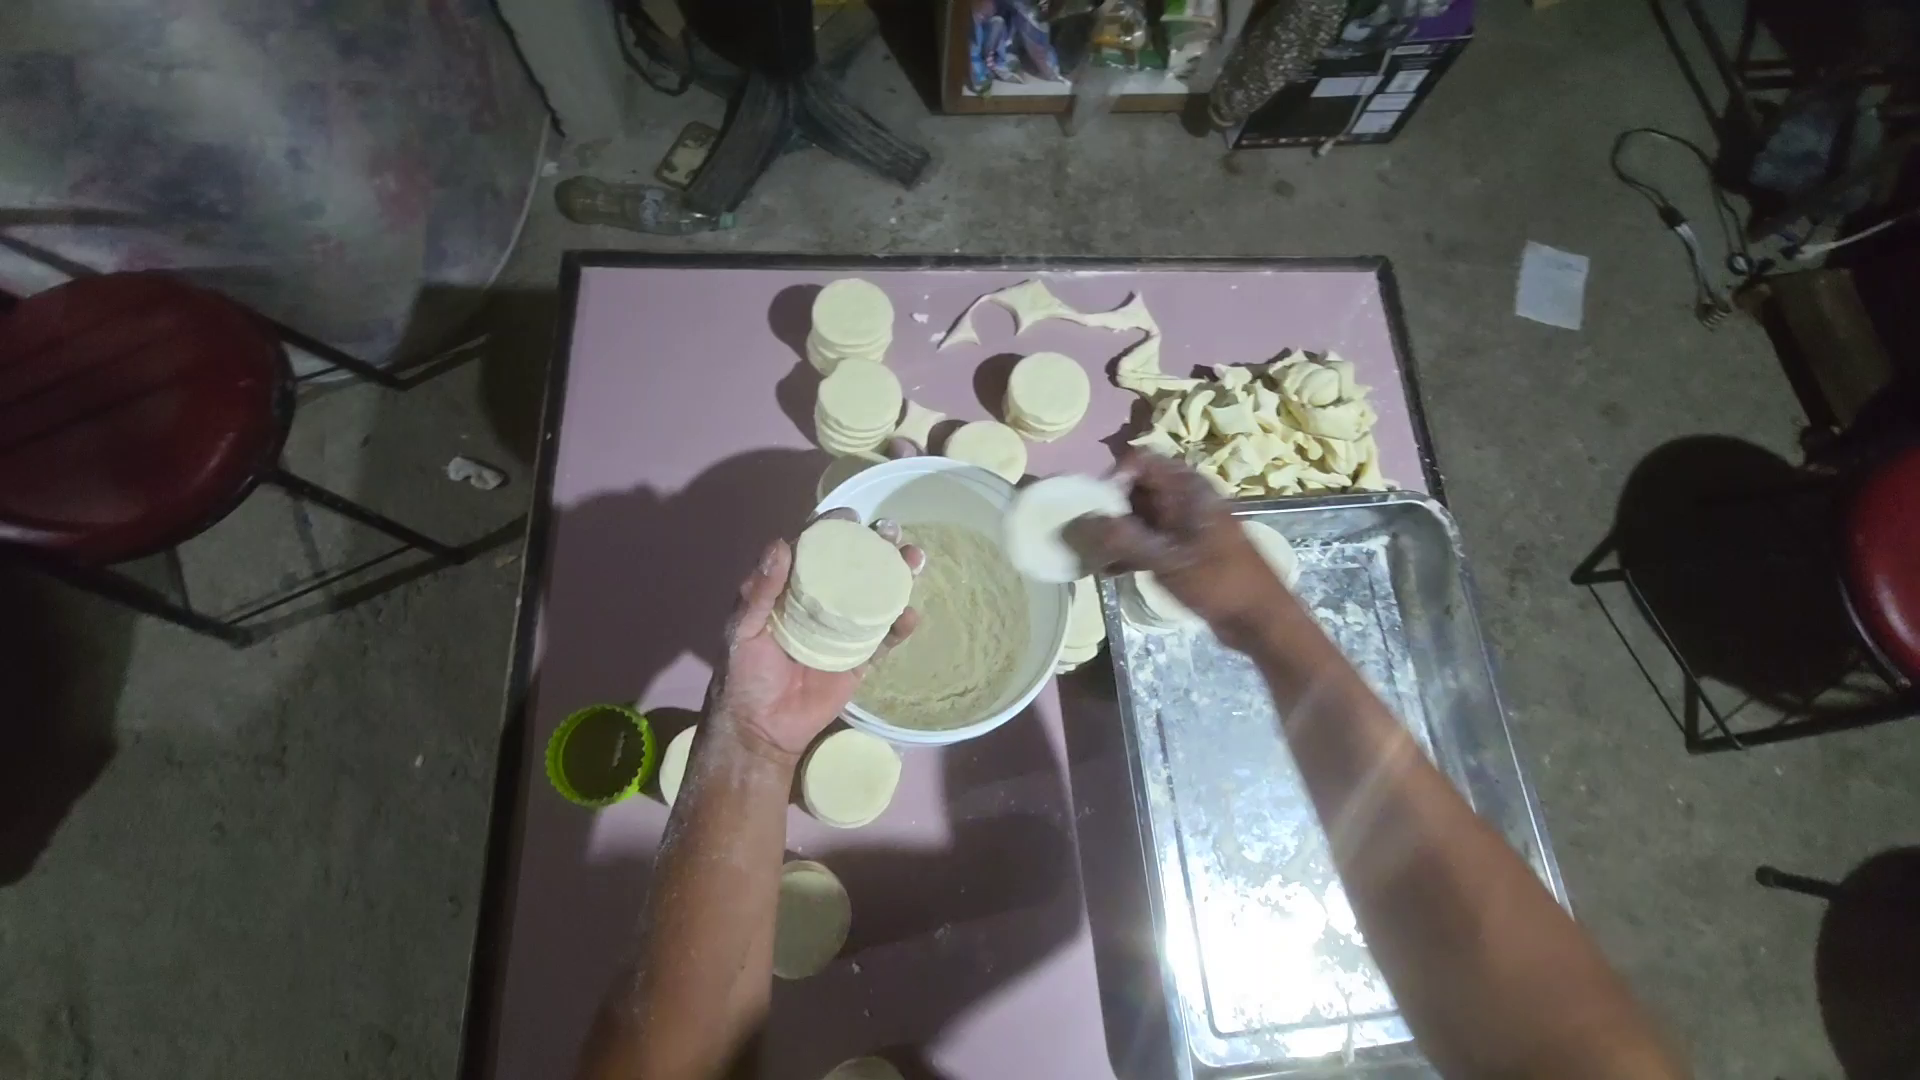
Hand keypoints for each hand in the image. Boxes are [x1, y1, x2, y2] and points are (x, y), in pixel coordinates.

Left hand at [704, 512, 923, 762]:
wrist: (760, 730)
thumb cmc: (745, 675)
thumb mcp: (743, 630)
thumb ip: (761, 591)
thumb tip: (780, 544)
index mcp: (790, 591)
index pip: (814, 552)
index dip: (832, 530)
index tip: (851, 518)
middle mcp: (821, 604)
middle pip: (853, 568)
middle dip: (876, 546)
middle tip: (892, 533)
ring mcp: (844, 632)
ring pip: (876, 597)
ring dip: (897, 576)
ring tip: (914, 559)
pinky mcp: (861, 660)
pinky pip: (884, 640)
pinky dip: (899, 627)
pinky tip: (910, 614)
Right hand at [1064, 453, 1292, 643]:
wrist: (1261, 618)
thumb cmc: (1218, 582)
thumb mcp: (1166, 560)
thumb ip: (1123, 539)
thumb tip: (1083, 522)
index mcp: (1187, 488)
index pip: (1140, 461)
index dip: (1114, 478)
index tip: (1097, 508)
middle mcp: (1185, 498)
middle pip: (1136, 489)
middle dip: (1110, 511)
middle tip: (1091, 538)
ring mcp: (1185, 523)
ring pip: (1140, 516)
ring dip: (1117, 535)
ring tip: (1097, 559)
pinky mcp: (1184, 547)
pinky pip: (1150, 539)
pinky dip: (1131, 551)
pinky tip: (1113, 573)